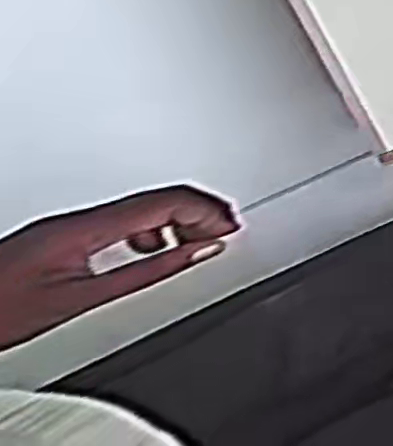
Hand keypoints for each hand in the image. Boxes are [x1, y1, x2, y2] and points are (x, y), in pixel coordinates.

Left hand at [0, 186, 238, 349]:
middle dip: (201, 212)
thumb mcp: (76, 301)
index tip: (229, 229)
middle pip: (160, 198)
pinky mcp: (56, 237)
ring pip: (143, 206)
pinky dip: (150, 228)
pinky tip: (151, 249)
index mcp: (83, 228)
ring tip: (194, 242)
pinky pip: (119, 219)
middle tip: (222, 232)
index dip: (209, 211)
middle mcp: (74, 220)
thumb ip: (147, 272)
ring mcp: (63, 227)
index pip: (169, 201)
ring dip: (178, 219)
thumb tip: (204, 250)